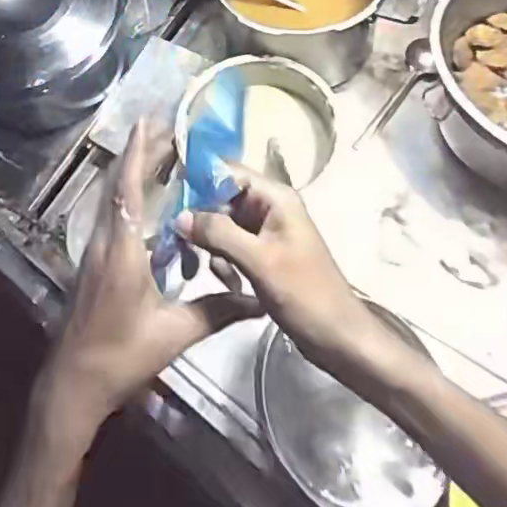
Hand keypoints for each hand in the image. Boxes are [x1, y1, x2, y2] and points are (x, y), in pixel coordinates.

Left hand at [33, 121, 261, 451]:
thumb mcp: (174, 335)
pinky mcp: (95, 266)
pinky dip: (131, 200)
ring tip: (162, 157)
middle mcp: (104, 244)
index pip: (127, 191)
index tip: (147, 123)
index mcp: (121, 252)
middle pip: (118, 187)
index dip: (136, 154)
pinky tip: (151, 205)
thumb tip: (257, 300)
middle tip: (166, 131)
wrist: (72, 385)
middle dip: (140, 156)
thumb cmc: (120, 358)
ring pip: (113, 202)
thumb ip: (216, 311)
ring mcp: (95, 255)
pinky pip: (113, 220)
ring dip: (134, 176)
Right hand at [175, 166, 386, 373]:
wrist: (337, 335)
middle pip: (222, 198)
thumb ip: (218, 233)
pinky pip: (232, 246)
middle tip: (183, 247)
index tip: (169, 198)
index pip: (229, 171)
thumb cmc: (303, 293)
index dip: (199, 180)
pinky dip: (224, 260)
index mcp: (276, 197)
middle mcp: (270, 207)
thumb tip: (180, 215)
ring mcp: (266, 231)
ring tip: (218, 274)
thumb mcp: (258, 260)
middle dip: (202, 221)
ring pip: (223, 225)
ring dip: (213, 246)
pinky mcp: (263, 254)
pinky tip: (229, 283)